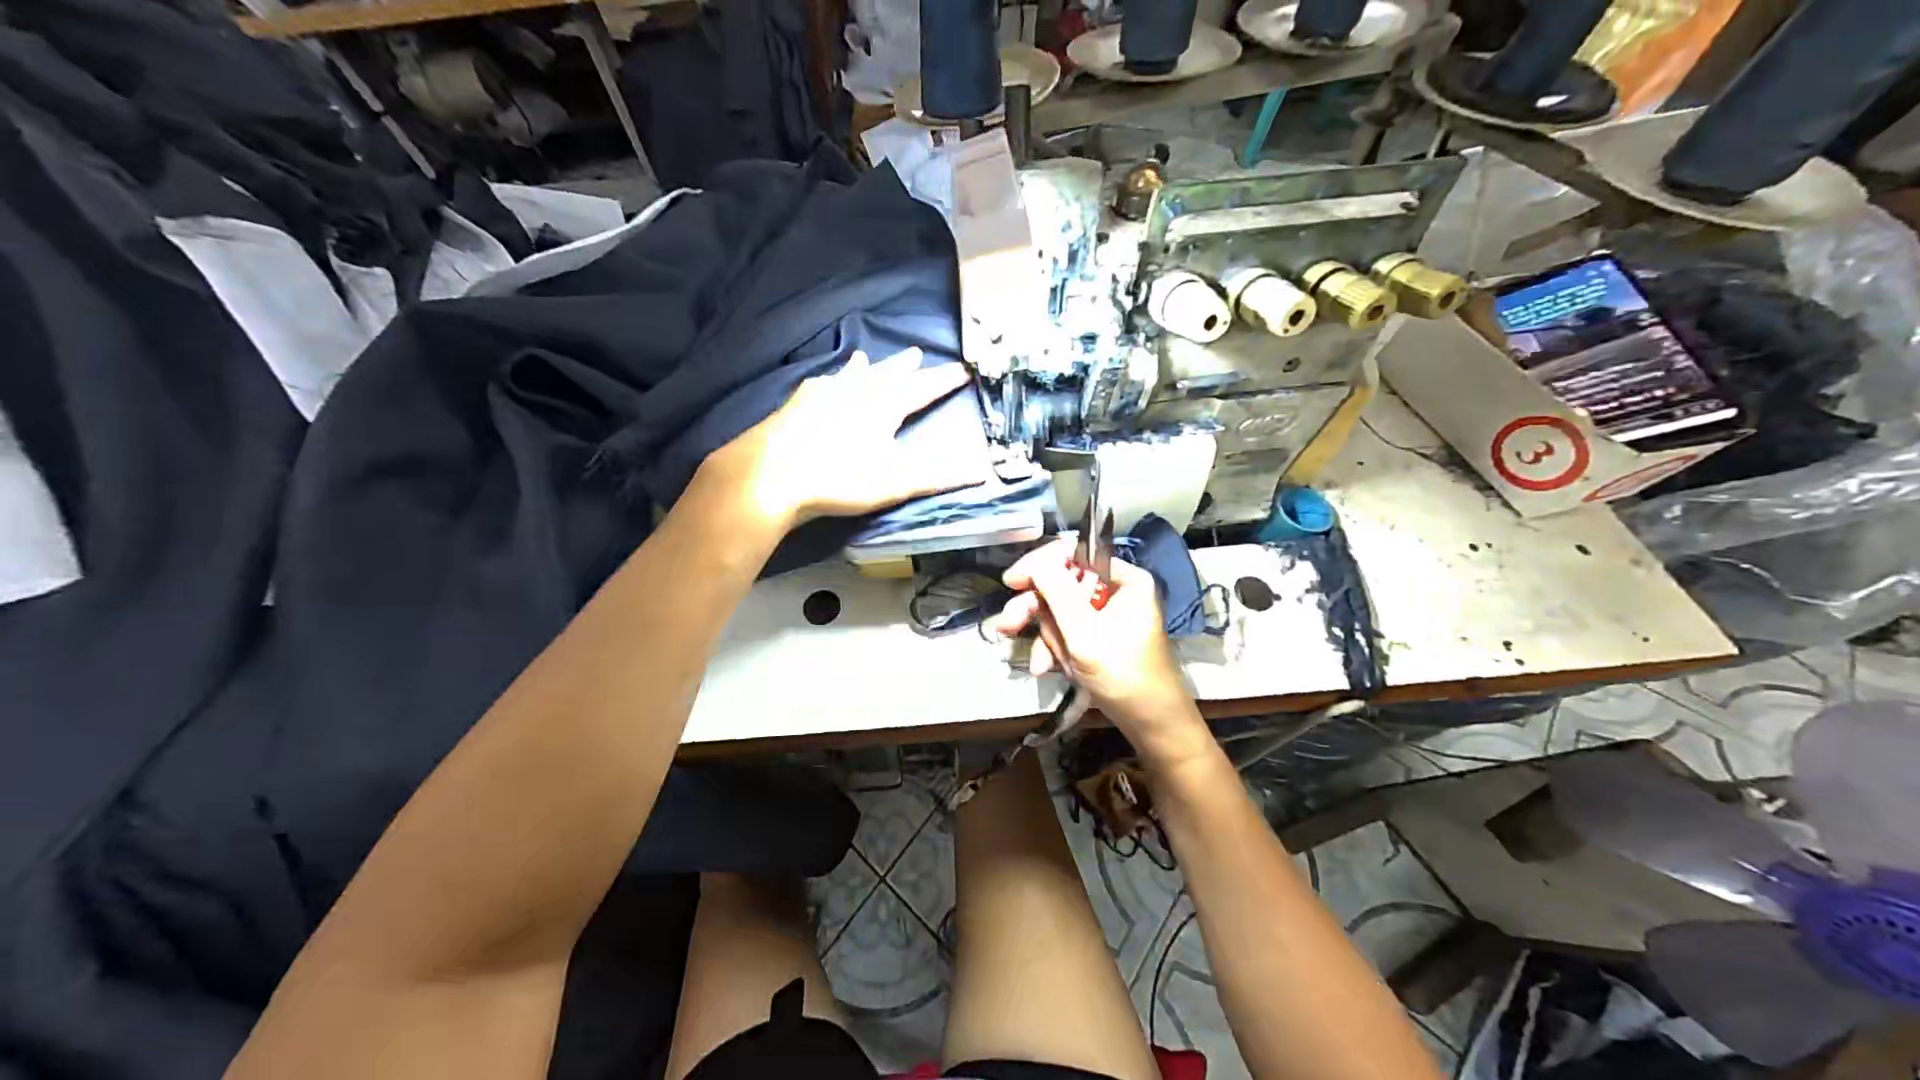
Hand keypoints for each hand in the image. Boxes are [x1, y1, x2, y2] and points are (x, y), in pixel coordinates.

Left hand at [707, 348, 987, 532]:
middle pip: (887, 375)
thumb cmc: (841, 479)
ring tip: (866, 357)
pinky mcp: (797, 405)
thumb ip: (938, 476)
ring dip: (864, 368)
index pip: (923, 390)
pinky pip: (819, 385)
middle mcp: (857, 393)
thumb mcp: (896, 482)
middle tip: (916, 353)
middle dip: (904, 367)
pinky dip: (827, 380)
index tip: (962, 370)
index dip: (943, 381)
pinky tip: (822, 381)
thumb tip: (981, 472)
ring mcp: (824, 395)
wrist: (774, 473)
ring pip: (850, 375)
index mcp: (885, 408)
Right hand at [989, 538, 1209, 767]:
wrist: (1152, 723)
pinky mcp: (1098, 634)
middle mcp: (1115, 589)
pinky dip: (1054, 648)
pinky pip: (1066, 630)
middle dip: (1035, 609)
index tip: (1012, 582)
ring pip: (1058, 610)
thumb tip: (1036, 563)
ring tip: (1042, 664)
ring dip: (1044, 637)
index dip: (1039, 565)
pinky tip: (1048, 669)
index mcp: (1123, 579)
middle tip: (1007, 626)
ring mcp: (1106, 613)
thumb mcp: (1085, 635)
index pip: (1074, 554)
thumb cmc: (1125, 677)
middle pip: (1061, 583)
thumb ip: (1059, 594)